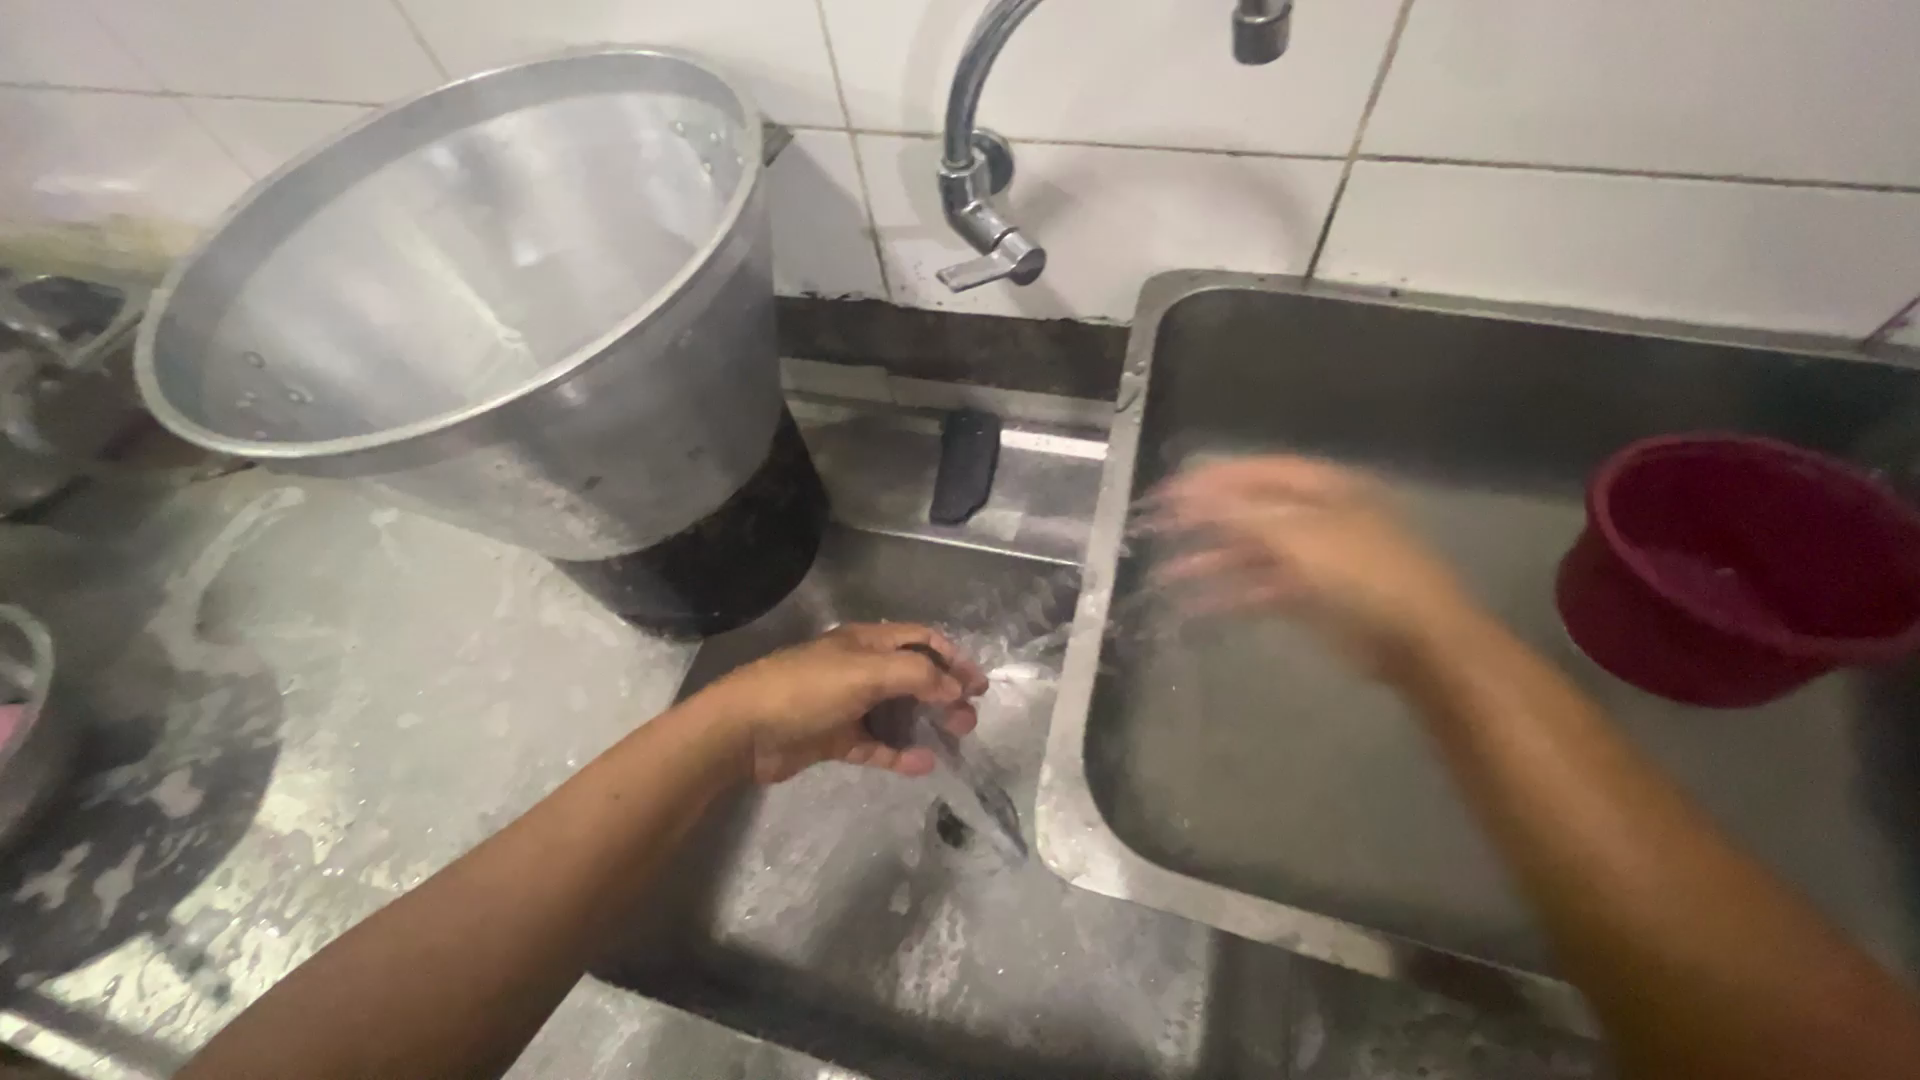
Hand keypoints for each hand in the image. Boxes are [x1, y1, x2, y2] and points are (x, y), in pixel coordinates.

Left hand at [695, 622, 989, 784]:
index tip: (978, 685)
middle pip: (913, 677)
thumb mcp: (866, 672)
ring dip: (927, 723)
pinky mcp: (836, 738)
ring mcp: (847, 704)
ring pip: (898, 712)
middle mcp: (860, 668)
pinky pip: (877, 745)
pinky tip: (922, 765)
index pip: (921, 640)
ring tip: (955, 739)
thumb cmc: (807, 689)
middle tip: (969, 718)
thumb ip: (916, 675)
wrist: (744, 730)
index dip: (952, 658)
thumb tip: (955, 688)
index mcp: (866, 642)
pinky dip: (899, 754)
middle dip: (945, 693)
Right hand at [1152, 456, 1479, 676]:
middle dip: (1202, 522)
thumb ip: (1241, 515)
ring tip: (1166, 576)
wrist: (1417, 640)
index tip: (1165, 494)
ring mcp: (1311, 558)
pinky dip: (1228, 595)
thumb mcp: (1300, 536)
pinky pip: (1258, 588)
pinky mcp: (1307, 597)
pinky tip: (1195, 605)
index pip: (1256, 473)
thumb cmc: (1363, 574)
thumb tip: (1191, 496)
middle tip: (1156, 530)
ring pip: (1249, 554)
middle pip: (1248, 512)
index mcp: (1322, 489)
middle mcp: (1314, 517)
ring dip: (1209, 563)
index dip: (1209, 481)